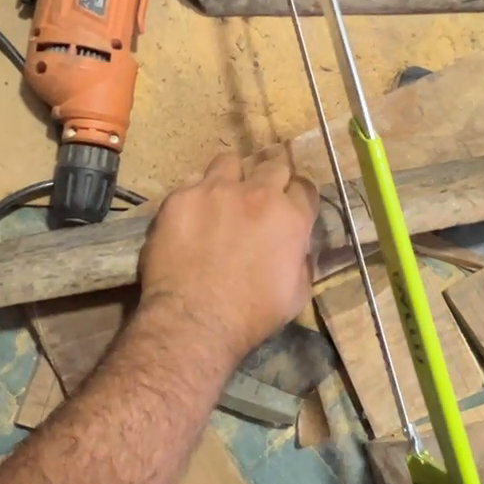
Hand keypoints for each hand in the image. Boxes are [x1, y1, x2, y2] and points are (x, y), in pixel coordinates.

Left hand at [136, 152, 318, 366]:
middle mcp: (256, 194)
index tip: (288, 207)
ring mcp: (215, 191)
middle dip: (268, 182)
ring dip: (229, 178)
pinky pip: (190, 188)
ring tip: (219, 201)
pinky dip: (192, 204)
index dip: (296, 197)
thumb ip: (301, 260)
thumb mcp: (297, 294)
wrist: (194, 320)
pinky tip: (186, 226)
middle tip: (256, 203)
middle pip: (271, 167)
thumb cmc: (251, 316)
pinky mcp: (180, 198)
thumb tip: (298, 248)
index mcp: (290, 217)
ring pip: (228, 163)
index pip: (304, 186)